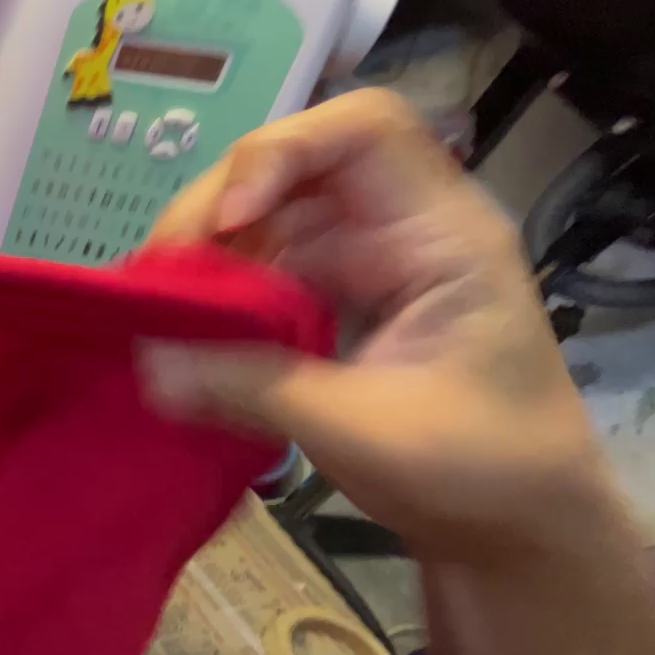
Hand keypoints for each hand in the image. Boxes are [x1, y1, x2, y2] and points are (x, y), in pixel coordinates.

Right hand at [139, 89, 624, 552]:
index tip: (226, 225)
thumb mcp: (362, 428)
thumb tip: (148, 359)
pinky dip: (198, 294)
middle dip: (207, 213)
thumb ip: (250, 387)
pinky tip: (172, 327)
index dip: (277, 157)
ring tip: (155, 308)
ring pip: (248, 220)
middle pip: (280, 170)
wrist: (506, 520)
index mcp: (434, 235)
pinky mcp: (311, 298)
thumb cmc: (475, 467)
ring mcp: (344, 263)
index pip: (360, 133)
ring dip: (193, 257)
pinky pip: (239, 271)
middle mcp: (385, 230)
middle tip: (159, 280)